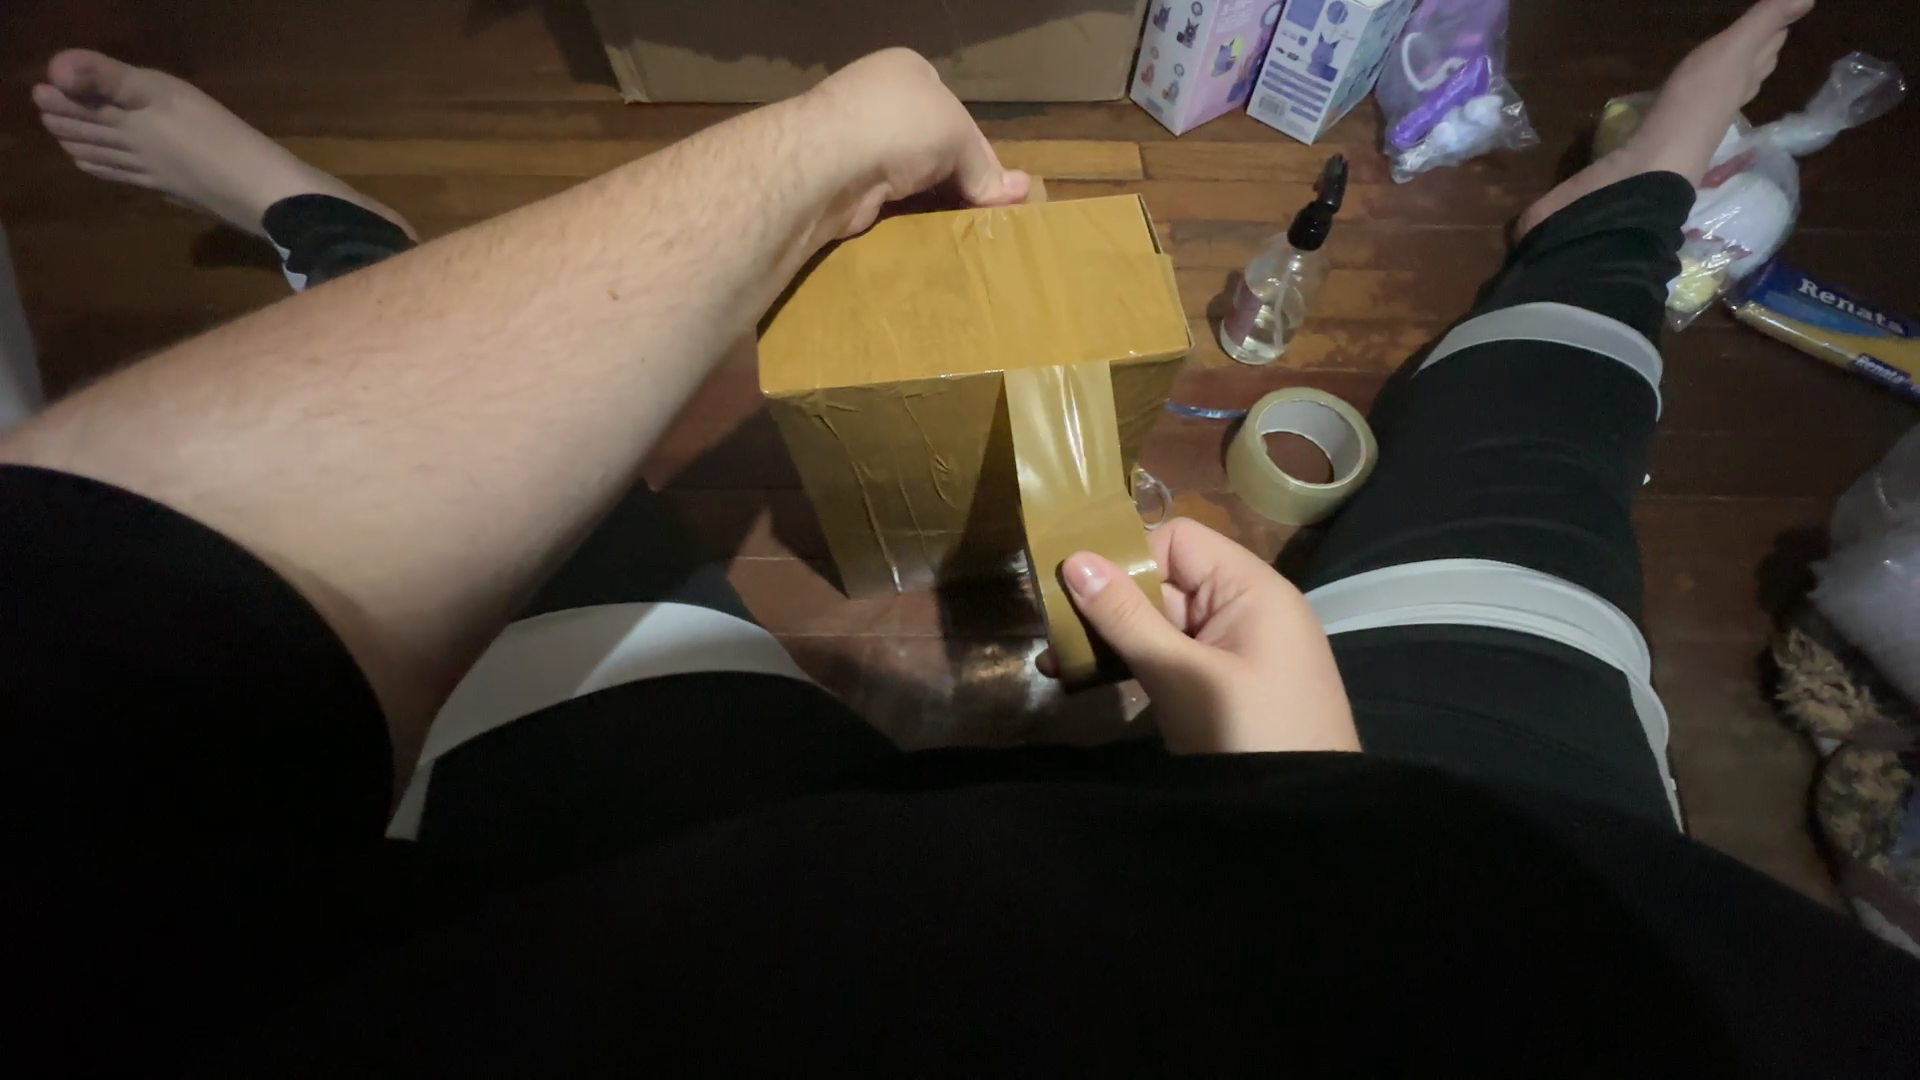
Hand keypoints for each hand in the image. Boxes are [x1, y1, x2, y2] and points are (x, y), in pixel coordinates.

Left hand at [799, 49, 1030, 238]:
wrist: (828, 163)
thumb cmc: (898, 127)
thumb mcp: (956, 135)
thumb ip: (985, 167)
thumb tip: (1019, 192)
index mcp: (911, 74)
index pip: (961, 120)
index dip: (986, 158)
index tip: (1004, 194)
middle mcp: (886, 104)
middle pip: (941, 151)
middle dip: (965, 182)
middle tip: (991, 217)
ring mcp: (865, 144)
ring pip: (918, 179)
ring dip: (942, 203)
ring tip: (969, 231)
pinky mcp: (854, 184)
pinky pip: (896, 202)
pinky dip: (916, 216)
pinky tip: (934, 233)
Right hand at [1054, 518, 1359, 754]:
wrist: (1305, 823)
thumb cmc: (1247, 734)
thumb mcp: (1179, 674)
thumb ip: (1126, 616)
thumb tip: (1074, 560)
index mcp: (1250, 588)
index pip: (1178, 541)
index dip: (1129, 558)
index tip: (1080, 588)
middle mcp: (1242, 607)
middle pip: (1164, 581)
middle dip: (1108, 603)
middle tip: (1051, 627)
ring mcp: (1231, 647)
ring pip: (1159, 622)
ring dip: (1111, 637)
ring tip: (1054, 660)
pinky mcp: (1219, 682)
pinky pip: (1169, 655)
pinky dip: (1132, 662)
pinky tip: (1084, 679)